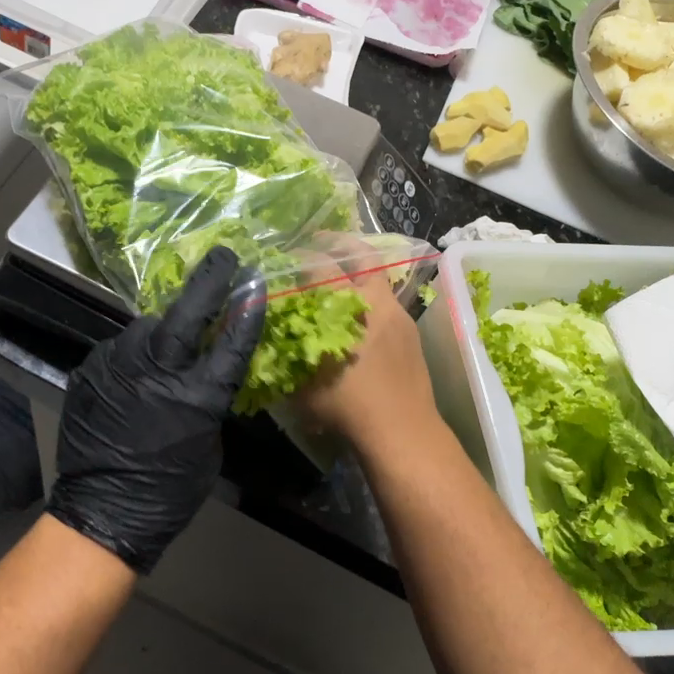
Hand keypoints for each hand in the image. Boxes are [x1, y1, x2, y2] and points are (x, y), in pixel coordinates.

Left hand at [46, 246, 265, 573]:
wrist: (103, 510)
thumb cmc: (169, 488)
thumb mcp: (207, 440)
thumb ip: (206, 395)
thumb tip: (200, 369)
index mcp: (197, 394)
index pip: (231, 340)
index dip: (246, 308)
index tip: (255, 279)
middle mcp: (156, 369)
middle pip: (186, 313)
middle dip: (208, 281)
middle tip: (223, 257)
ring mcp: (117, 364)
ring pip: (146, 328)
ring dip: (163, 328)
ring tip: (171, 338)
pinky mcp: (90, 369)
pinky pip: (120, 350)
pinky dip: (133, 354)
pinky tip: (136, 371)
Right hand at [293, 236, 440, 452]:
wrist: (402, 430)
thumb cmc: (346, 406)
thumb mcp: (300, 382)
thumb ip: (281, 354)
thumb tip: (262, 336)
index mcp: (345, 306)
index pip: (317, 264)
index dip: (297, 256)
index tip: (283, 258)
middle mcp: (374, 300)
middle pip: (358, 253)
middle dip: (336, 243)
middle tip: (316, 243)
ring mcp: (398, 314)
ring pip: (377, 275)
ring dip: (357, 269)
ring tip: (337, 276)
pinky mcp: (411, 332)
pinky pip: (387, 301)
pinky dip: (369, 296)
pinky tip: (356, 315)